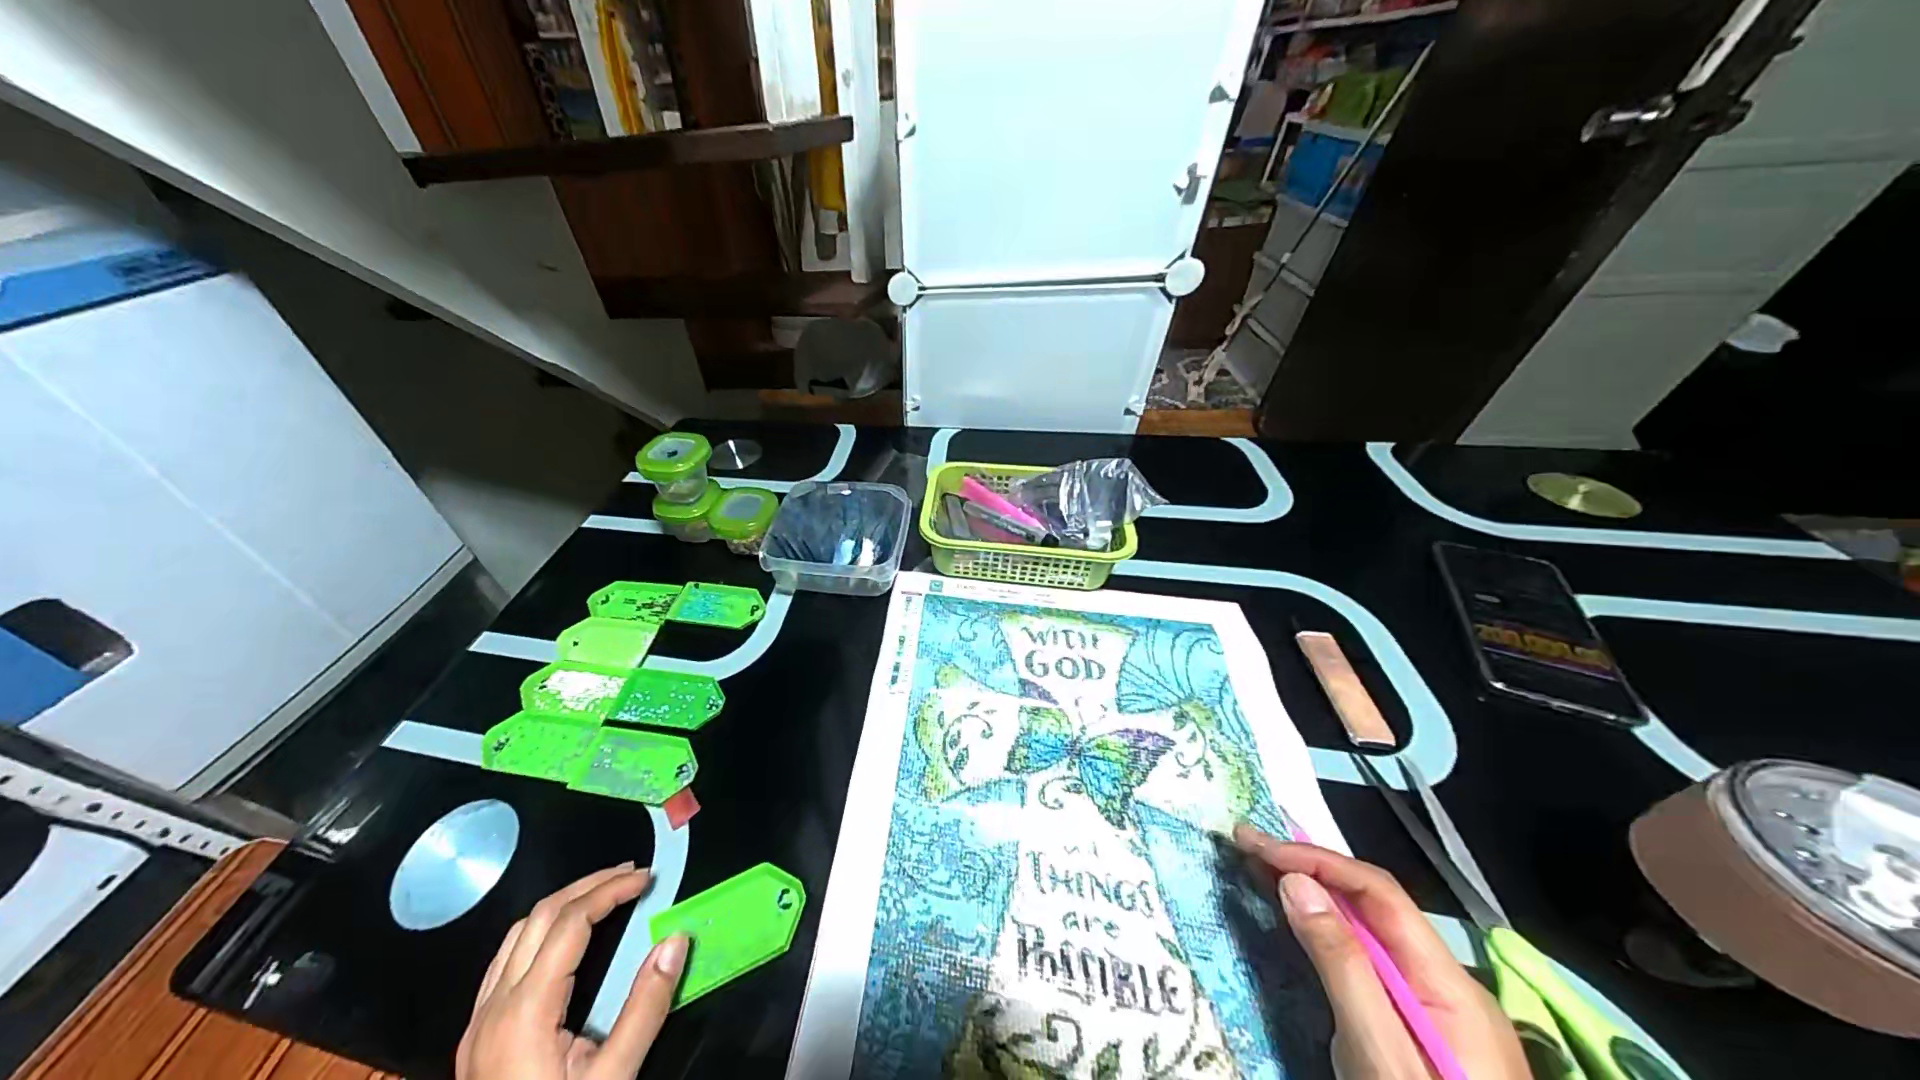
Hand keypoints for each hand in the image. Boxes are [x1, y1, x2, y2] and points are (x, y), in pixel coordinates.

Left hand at [457, 863, 687, 1079]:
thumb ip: (645, 1007)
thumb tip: (676, 940)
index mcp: (524, 1012)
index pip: (570, 923)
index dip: (611, 891)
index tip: (648, 879)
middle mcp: (492, 1007)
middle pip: (541, 917)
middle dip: (589, 885)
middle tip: (634, 875)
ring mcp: (478, 1021)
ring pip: (518, 934)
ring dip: (565, 904)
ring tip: (607, 895)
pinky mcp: (477, 1035)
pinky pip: (506, 960)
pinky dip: (543, 931)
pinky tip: (567, 940)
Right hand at [1235, 826, 1527, 1079]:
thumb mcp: (1378, 1056)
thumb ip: (1341, 966)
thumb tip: (1295, 882)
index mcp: (1450, 984)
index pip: (1378, 892)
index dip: (1316, 860)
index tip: (1258, 849)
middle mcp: (1451, 984)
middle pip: (1376, 905)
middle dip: (1312, 868)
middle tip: (1250, 848)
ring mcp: (1442, 1010)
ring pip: (1373, 932)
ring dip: (1319, 895)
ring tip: (1266, 873)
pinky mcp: (1425, 1032)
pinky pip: (1374, 963)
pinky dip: (1332, 934)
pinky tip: (1307, 928)